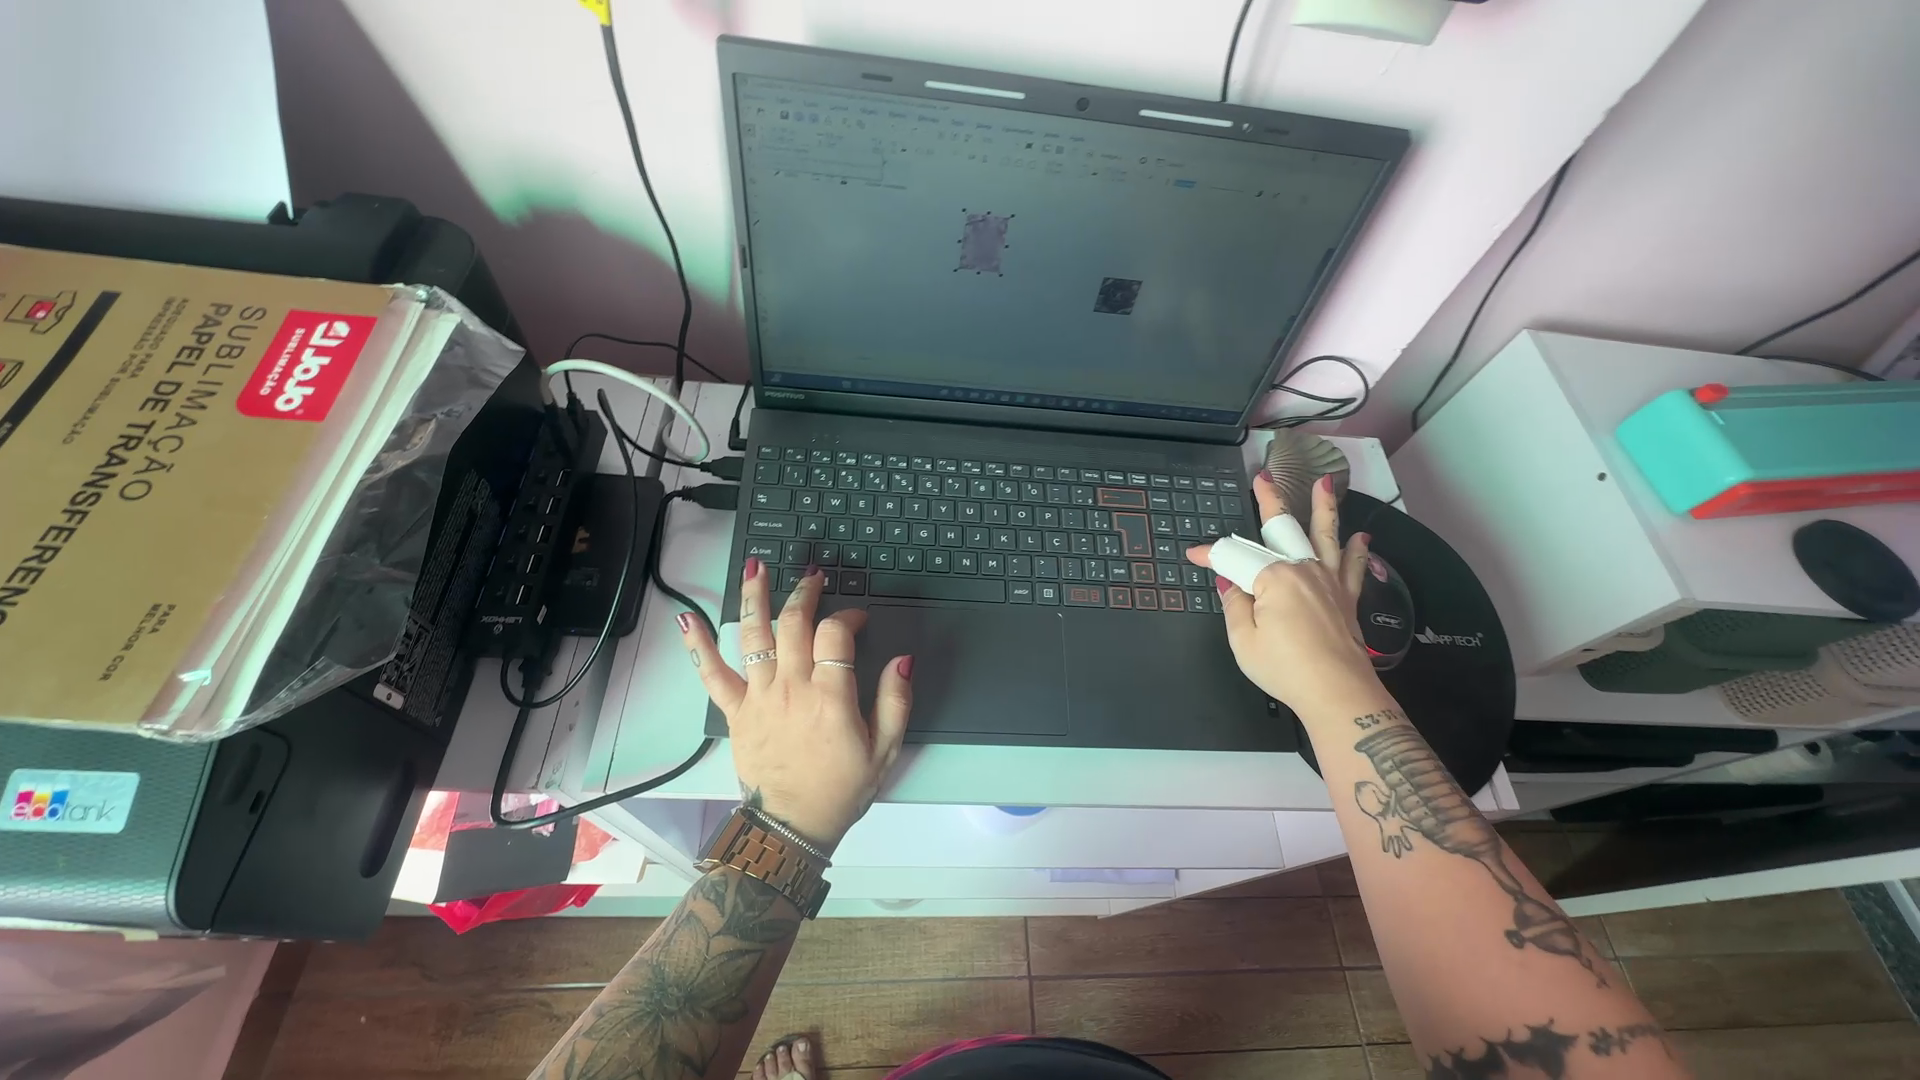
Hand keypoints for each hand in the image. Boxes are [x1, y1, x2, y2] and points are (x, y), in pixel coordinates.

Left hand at [678, 558, 911, 852]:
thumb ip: (896, 701)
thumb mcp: (885, 750)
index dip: (849, 617)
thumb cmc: (841, 789)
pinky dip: (699, 646)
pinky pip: (713, 675)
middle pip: (794, 625)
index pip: (837, 636)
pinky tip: (688, 618)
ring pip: (754, 636)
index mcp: (830, 697)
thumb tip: (902, 660)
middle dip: (806, 593)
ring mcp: (759, 697)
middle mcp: (792, 688)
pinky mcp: (736, 712)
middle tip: (814, 576)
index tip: (858, 619)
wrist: (792, 826)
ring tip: (756, 567)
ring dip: (755, 598)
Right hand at [1185, 473, 1383, 720]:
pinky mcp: (1347, 598)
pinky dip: (1357, 549)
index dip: (1209, 554)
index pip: (1234, 557)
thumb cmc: (1286, 669)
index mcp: (1273, 577)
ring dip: (1324, 507)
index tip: (1192, 554)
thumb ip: (1235, 606)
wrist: (1337, 693)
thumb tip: (1230, 584)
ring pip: (1325, 535)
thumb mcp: (1243, 641)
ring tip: (1326, 483)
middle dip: (1269, 500)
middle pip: (1282, 527)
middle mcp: (1303, 569)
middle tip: (1264, 478)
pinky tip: (1360, 536)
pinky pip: (1353, 566)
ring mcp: (1329, 581)